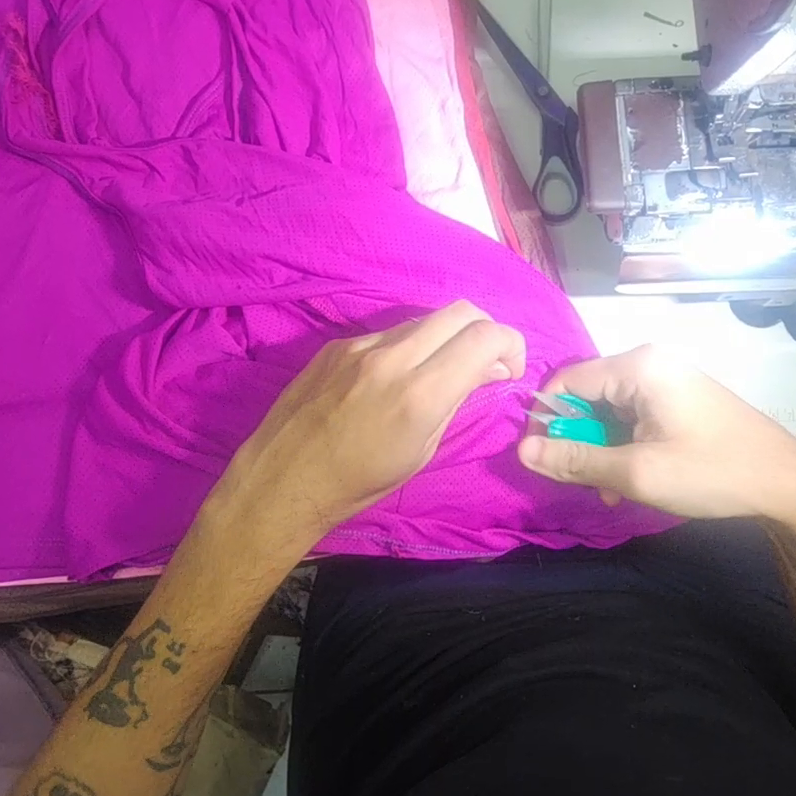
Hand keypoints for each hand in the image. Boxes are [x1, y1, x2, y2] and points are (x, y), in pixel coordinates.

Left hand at [204, 301, 525, 555]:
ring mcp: (361, 346)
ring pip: (424, 320)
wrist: (283, 481)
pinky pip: (388, 333)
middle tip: (486, 362)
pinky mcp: (337, 344)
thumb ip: (457, 400)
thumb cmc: (359, 483)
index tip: (510, 369)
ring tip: (440, 372)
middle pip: (461, 312)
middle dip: (486, 331)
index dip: (511, 345)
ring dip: (445, 338)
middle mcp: (392, 357)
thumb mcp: (422, 451)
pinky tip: (394, 378)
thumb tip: (490, 369)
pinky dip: (407, 347)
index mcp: (420, 394)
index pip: (486, 337)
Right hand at [516, 345, 795, 526]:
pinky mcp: (680, 399)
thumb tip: (523, 452)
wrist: (788, 485)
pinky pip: (633, 417)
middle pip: (588, 395)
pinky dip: (624, 447)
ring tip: (612, 491)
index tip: (540, 460)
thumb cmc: (712, 473)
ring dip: (602, 450)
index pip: (567, 382)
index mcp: (639, 368)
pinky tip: (632, 482)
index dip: (545, 421)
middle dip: (578, 440)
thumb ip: (576, 460)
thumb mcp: (637, 473)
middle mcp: (651, 364)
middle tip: (582, 481)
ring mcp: (669, 380)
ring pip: (610, 411)